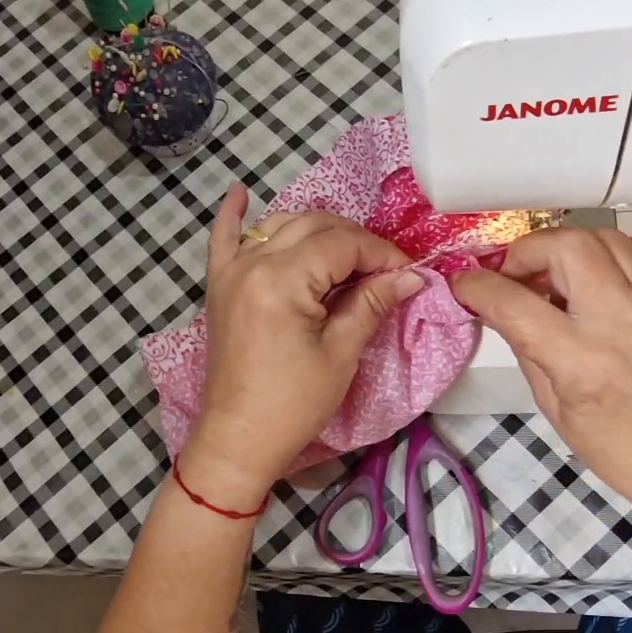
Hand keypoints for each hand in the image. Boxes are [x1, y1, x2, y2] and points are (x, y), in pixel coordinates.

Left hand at [182, 184, 421, 508]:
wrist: (238, 440)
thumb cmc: (293, 405)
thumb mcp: (340, 354)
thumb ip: (371, 304)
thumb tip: (412, 275)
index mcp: (282, 280)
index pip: (342, 244)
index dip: (381, 254)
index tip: (408, 273)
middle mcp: (252, 263)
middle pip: (314, 226)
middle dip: (355, 242)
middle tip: (383, 270)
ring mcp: (231, 272)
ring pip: (279, 226)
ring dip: (315, 230)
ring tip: (346, 251)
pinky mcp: (219, 287)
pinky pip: (223, 240)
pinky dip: (232, 215)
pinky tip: (240, 192)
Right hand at [451, 227, 631, 518]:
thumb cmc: (623, 448)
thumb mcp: (555, 408)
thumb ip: (528, 350)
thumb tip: (504, 310)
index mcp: (580, 360)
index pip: (513, 302)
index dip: (477, 286)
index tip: (466, 285)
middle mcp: (620, 320)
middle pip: (564, 245)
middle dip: (527, 252)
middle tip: (518, 277)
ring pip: (603, 236)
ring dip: (569, 250)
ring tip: (560, 280)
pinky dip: (611, 253)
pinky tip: (601, 279)